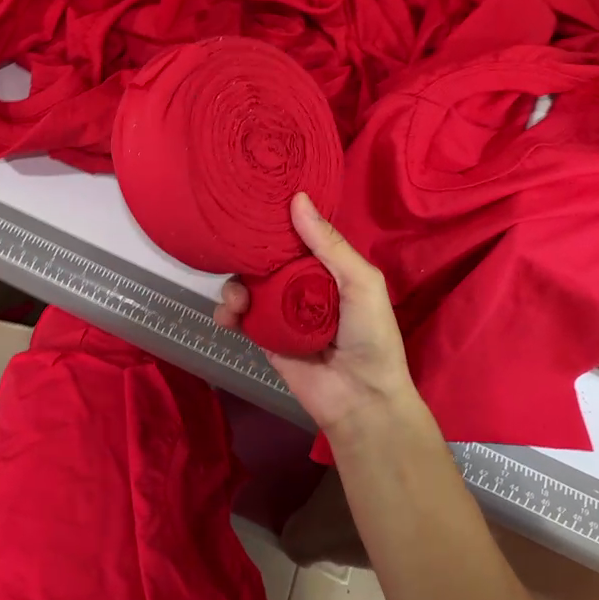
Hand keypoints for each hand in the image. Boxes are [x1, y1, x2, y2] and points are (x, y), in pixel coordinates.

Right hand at [215, 192, 417, 437]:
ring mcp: (279, 312)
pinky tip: (228, 317)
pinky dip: (227, 313)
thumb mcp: (361, 282)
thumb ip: (330, 244)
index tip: (252, 203)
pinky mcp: (263, 337)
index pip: (294, 236)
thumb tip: (297, 199)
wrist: (361, 401)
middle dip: (247, 255)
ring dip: (234, 287)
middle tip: (236, 254)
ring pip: (246, 286)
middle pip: (264, 259)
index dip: (274, 221)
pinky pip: (239, 318)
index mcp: (326, 268)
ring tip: (238, 300)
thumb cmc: (371, 337)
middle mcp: (299, 285)